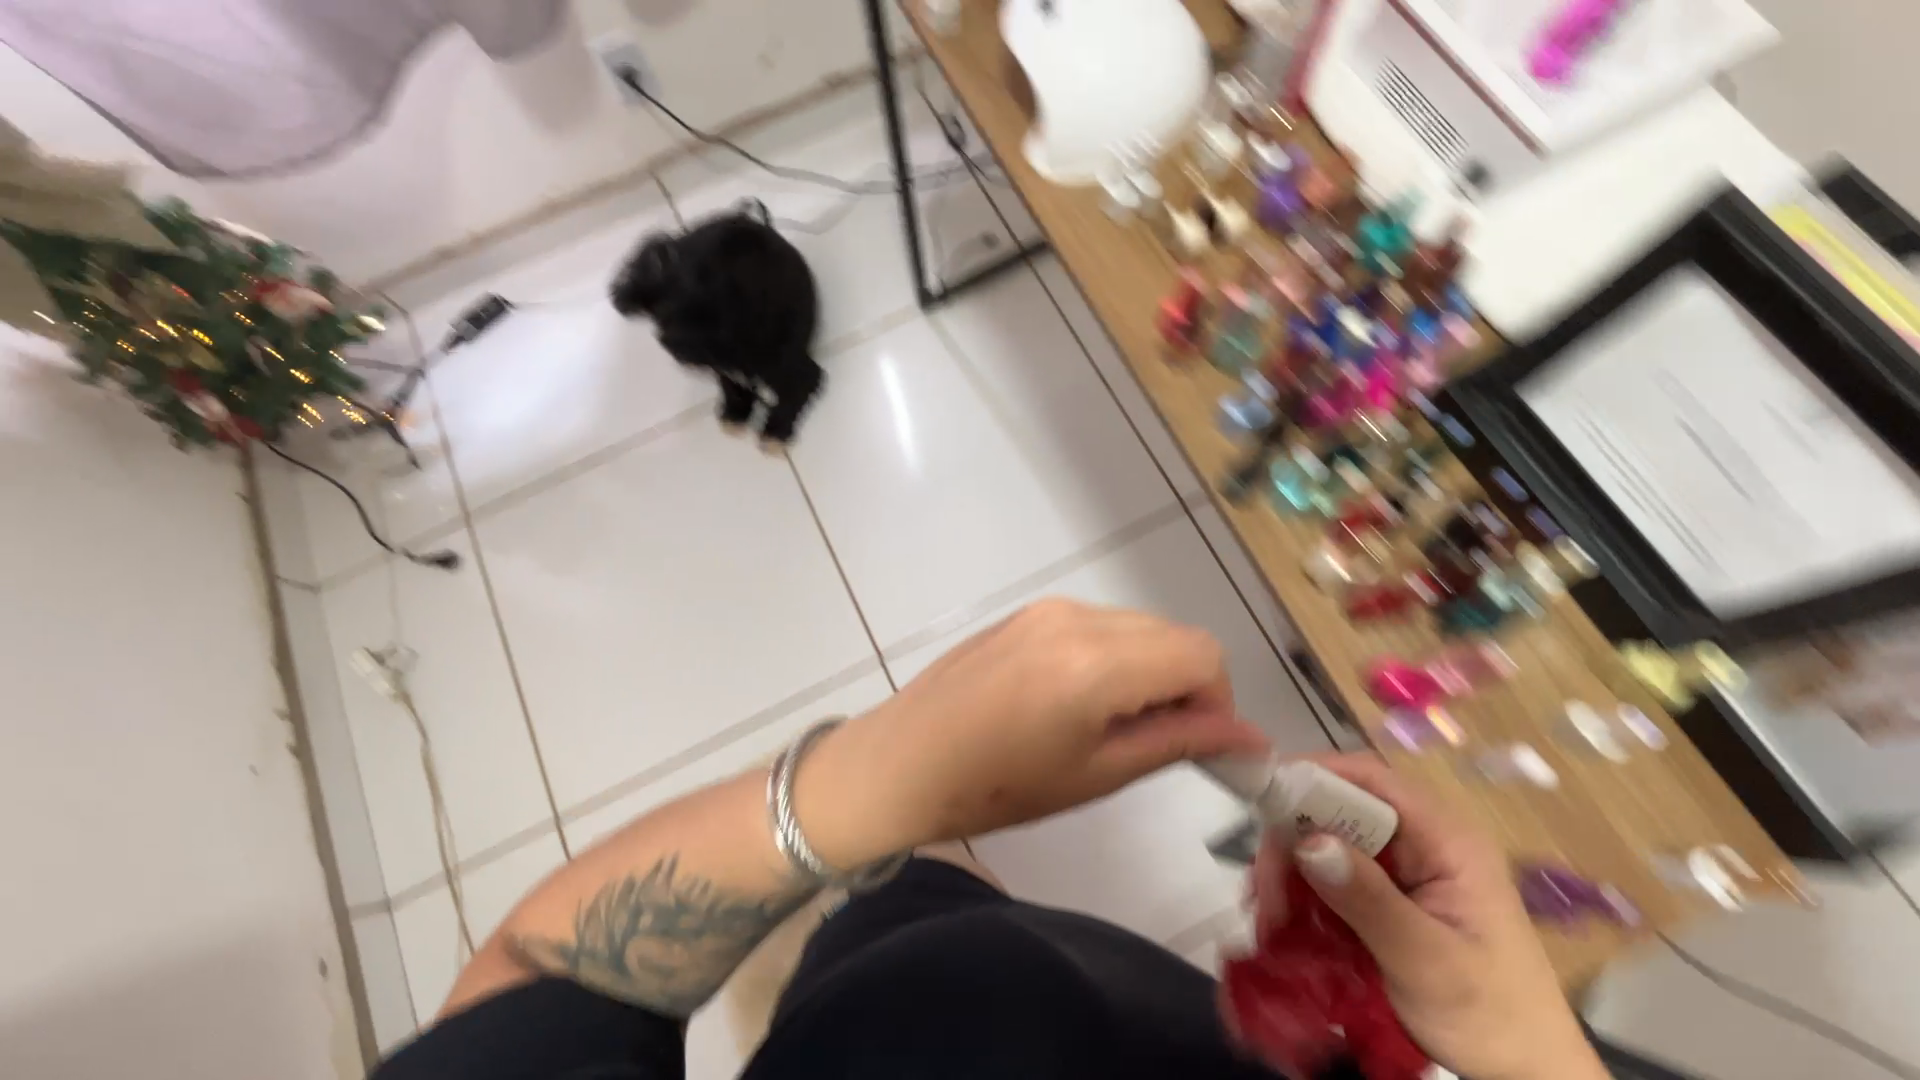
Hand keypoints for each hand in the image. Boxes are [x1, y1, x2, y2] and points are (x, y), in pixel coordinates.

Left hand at [798, 598, 1269, 864]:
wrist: (900, 763)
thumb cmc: (996, 787)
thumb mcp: (1095, 774)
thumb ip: (1177, 742)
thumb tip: (1247, 736)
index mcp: (1095, 661)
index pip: (1201, 655)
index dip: (1218, 702)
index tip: (1200, 745)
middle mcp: (1076, 617)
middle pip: (1173, 634)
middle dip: (1187, 685)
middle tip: (1160, 741)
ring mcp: (1046, 608)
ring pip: (1137, 626)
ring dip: (1150, 669)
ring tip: (1112, 725)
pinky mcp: (1026, 613)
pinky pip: (1097, 624)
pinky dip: (1114, 656)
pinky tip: (1078, 701)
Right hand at [1275, 755, 1607, 1079]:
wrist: (1530, 1075)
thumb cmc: (1490, 1016)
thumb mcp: (1427, 960)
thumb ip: (1369, 899)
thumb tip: (1309, 841)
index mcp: (1445, 840)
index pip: (1371, 780)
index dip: (1314, 776)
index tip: (1262, 800)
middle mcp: (1422, 843)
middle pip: (1338, 811)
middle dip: (1292, 842)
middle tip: (1263, 890)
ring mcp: (1405, 870)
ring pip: (1328, 844)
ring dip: (1290, 873)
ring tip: (1268, 918)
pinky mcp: (1389, 897)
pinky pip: (1333, 876)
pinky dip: (1302, 895)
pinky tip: (1282, 924)